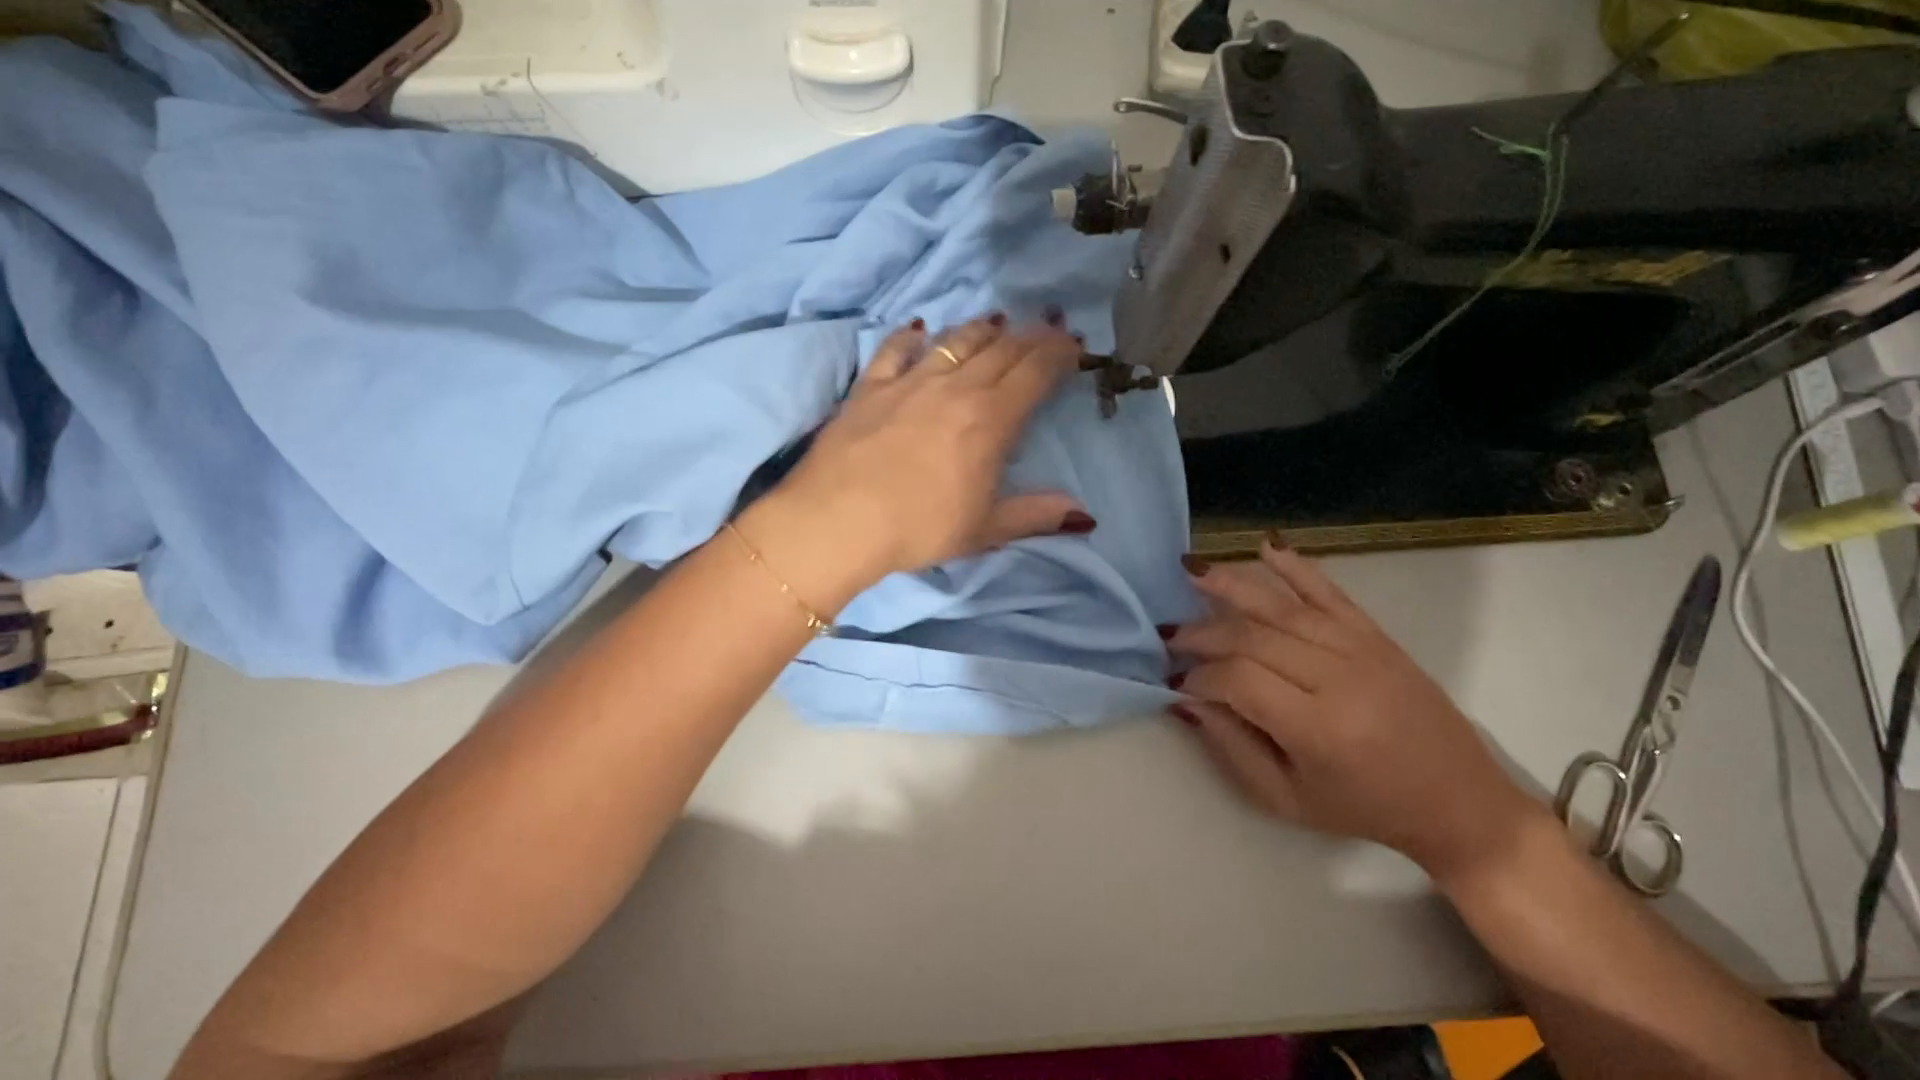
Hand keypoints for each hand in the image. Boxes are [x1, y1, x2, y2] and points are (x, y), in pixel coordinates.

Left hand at [738, 315, 1088, 607]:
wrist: (837, 520)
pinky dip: (911, 335)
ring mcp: (909, 381)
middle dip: (1032, 336)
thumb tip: (1084, 513)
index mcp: (992, 419)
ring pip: (954, 341)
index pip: (1035, 372)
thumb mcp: (985, 530)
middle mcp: (955, 388)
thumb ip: (1035, 515)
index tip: (1075, 346)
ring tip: (997, 324)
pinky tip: (919, 329)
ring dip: (981, 329)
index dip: (1059, 354)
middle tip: (1048, 330)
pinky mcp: (869, 386)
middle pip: (1002, 349)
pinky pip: (895, 349)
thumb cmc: (919, 529)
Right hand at [1166, 538, 1551, 885]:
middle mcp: (1339, 679)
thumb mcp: (1286, 800)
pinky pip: (1330, 592)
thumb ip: (1232, 749)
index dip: (1199, 676)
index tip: (1177, 683)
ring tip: (1191, 573)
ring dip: (1233, 586)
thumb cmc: (1365, 809)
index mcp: (1317, 728)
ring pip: (1284, 607)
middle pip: (1255, 636)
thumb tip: (1188, 701)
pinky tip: (1266, 545)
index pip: (1239, 679)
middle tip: (1170, 638)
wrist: (1456, 801)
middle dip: (1204, 633)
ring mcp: (1363, 650)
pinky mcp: (1378, 636)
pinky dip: (1296, 567)